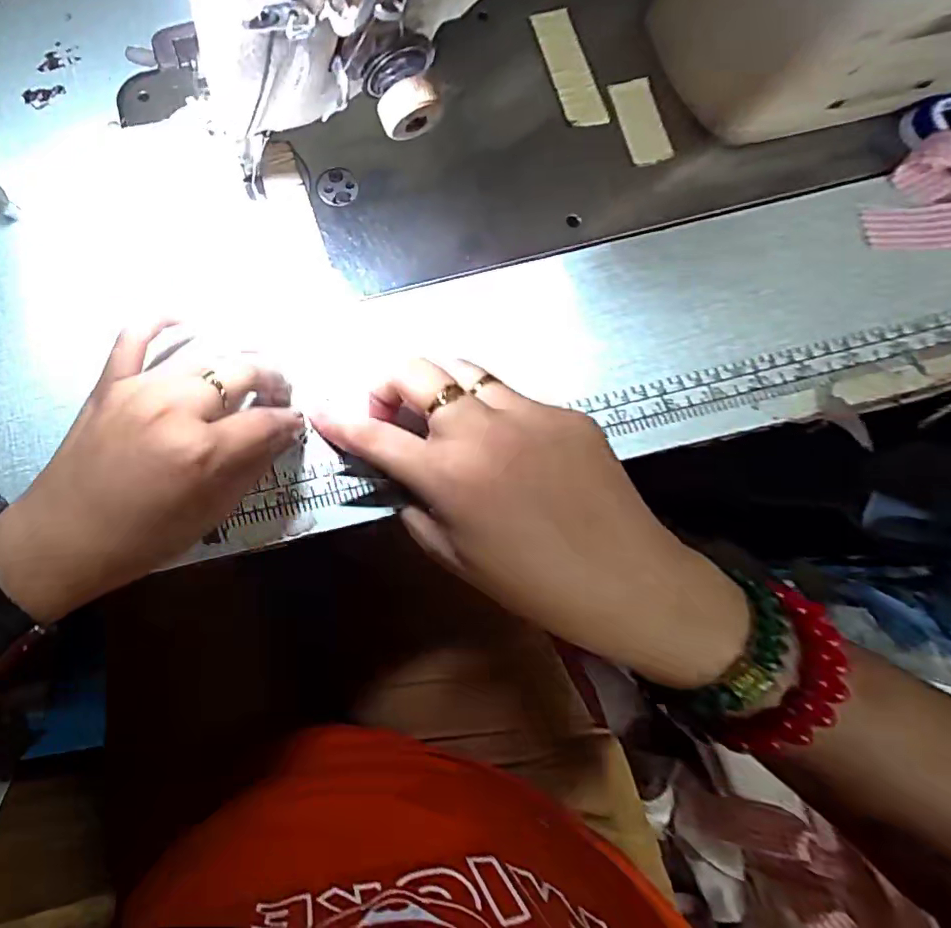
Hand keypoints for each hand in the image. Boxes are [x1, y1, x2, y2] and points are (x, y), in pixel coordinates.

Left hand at [0, 321, 303, 622]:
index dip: (289, 421)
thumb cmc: (140, 540)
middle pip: (241, 373)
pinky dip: (160, 322)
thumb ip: (248, 470)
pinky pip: (135, 337)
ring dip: (234, 359)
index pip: (265, 420)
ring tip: (248, 370)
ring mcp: (139, 389)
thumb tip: (279, 437)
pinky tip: (184, 319)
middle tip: (280, 393)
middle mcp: (175, 408)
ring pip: (202, 355)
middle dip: (272, 379)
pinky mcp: (109, 383)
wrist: (62, 539)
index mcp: (202, 450)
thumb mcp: (207, 516)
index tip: (297, 422)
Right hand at [311, 358, 749, 688]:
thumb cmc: (532, 583)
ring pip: (463, 368)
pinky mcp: (563, 411)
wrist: (628, 581)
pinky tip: (507, 443)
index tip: (322, 412)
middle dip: (388, 385)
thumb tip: (401, 476)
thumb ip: (415, 508)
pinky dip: (491, 409)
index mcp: (447, 473)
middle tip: (395, 415)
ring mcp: (526, 412)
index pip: (375, 436)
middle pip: (415, 370)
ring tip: (444, 416)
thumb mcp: (454, 556)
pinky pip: (512, 395)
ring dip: (439, 386)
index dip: (341, 422)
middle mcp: (480, 429)